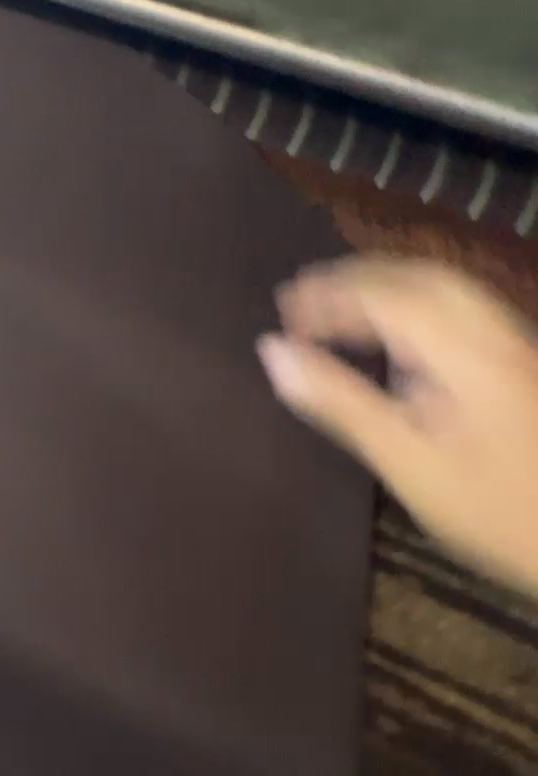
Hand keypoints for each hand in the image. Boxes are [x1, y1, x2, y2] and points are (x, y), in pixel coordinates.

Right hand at [259, 256, 537, 593]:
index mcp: (470, 359)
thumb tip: (274, 350)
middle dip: (356, 279)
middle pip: (426, 281)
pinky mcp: (523, 372)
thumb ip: (338, 400)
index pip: (390, 299)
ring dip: (382, 290)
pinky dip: (409, 310)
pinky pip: (461, 316)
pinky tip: (385, 338)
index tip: (285, 321)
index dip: (329, 297)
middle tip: (301, 298)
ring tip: (332, 311)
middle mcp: (501, 343)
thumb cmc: (495, 508)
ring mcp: (519, 356)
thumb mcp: (405, 459)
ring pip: (449, 293)